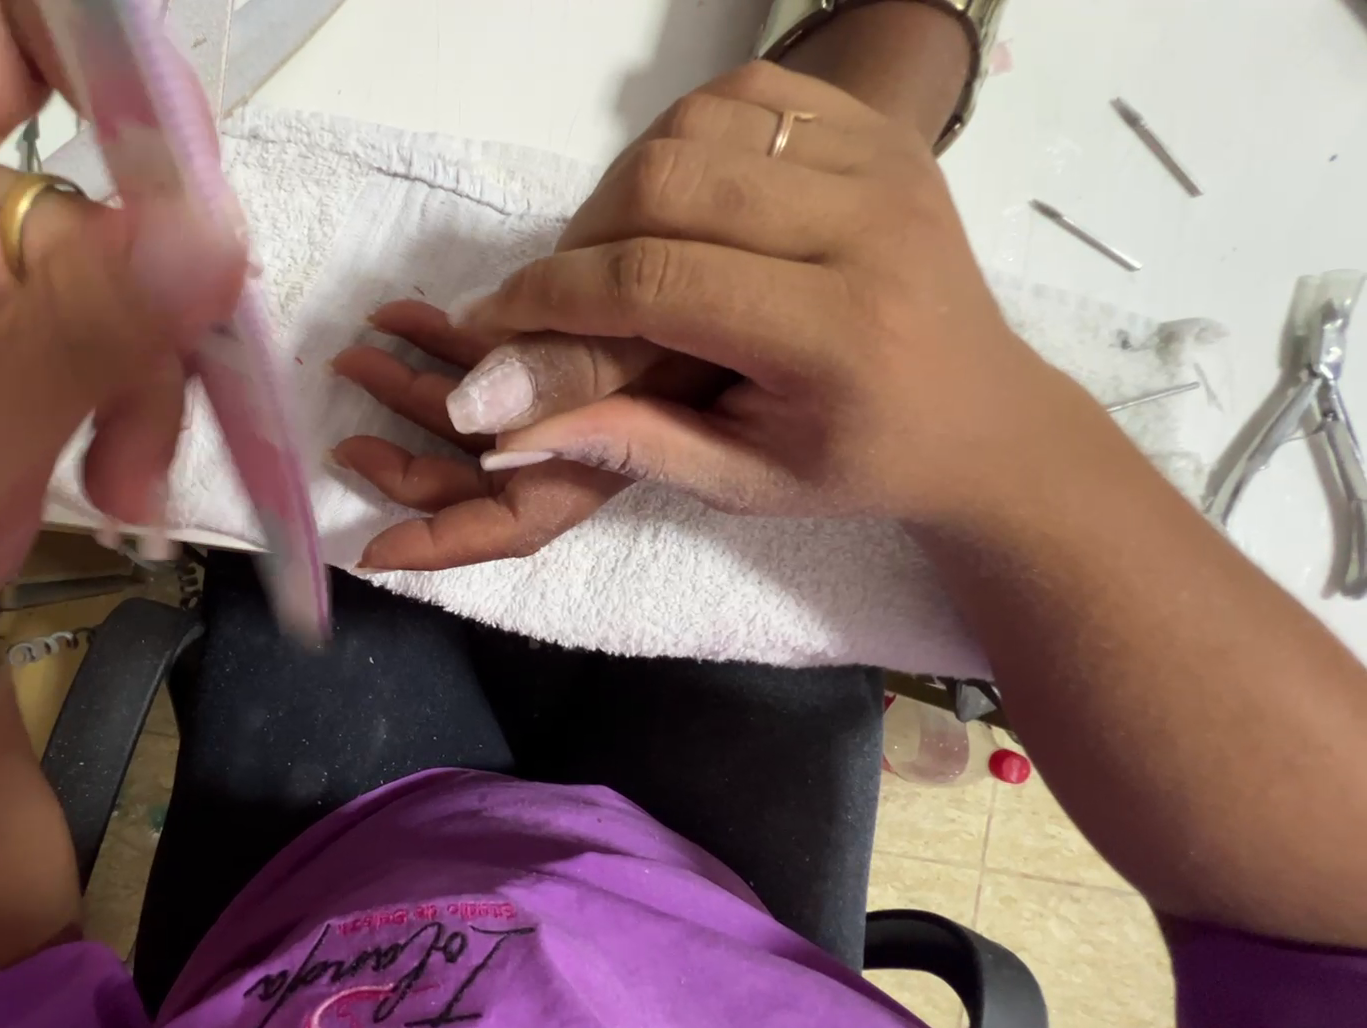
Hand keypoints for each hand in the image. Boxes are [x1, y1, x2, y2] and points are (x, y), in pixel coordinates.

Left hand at [0, 0, 243, 731]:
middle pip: (0, 53)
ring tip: (136, 463)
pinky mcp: (7, 299)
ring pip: (96, 215)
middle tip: (202, 241)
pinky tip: (127, 470)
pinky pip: (111, 296)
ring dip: (145, 338)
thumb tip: (219, 232)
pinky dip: (140, 379)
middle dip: (128, 145)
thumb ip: (85, 333)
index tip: (93, 28)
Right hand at [437, 62, 1094, 526]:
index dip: (553, 297)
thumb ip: (624, 442)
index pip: (655, 282)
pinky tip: (666, 206)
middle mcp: (866, 223)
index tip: (493, 321)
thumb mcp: (736, 484)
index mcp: (836, 333)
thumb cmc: (852, 464)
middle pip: (664, 185)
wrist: (978, 416)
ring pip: (691, 129)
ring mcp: (878, 159)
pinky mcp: (876, 130)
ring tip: (609, 259)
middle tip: (553, 298)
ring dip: (619, 193)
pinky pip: (738, 100)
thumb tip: (501, 416)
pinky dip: (674, 144)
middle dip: (576, 245)